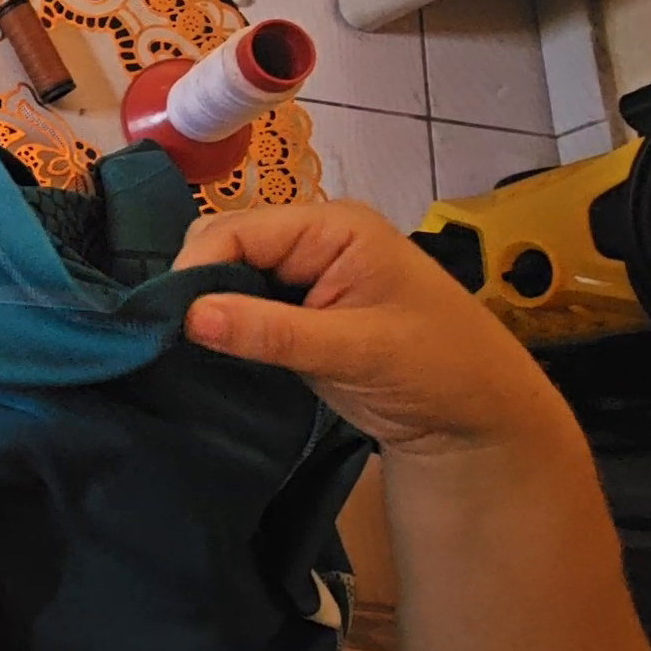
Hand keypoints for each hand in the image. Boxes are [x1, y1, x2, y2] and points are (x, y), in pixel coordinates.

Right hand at [173, 201, 573, 456]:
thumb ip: (270, 331)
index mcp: (332, 227)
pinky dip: (216, 317)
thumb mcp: (357, 351)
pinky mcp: (288, 302)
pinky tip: (209, 340)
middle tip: (179, 331)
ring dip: (203, 300)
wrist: (480, 422)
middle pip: (221, 241)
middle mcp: (308, 237)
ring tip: (188, 337)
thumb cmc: (440, 373)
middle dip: (195, 282)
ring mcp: (297, 269)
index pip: (238, 230)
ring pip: (221, 268)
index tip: (170, 315)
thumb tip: (189, 316)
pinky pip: (233, 296)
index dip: (196, 267)